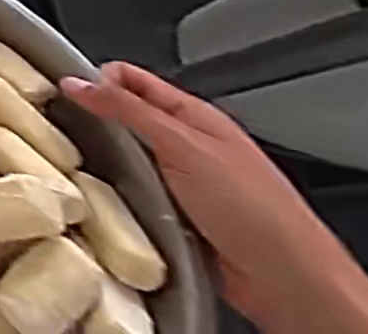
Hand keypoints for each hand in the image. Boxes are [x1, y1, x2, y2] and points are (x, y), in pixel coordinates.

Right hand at [62, 62, 367, 333]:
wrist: (297, 292)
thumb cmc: (260, 217)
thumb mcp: (183, 147)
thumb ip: (126, 108)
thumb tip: (76, 80)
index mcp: (193, 114)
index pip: (128, 76)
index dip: (97, 79)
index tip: (70, 95)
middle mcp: (187, 141)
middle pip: (122, 113)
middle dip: (95, 119)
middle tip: (69, 130)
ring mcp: (182, 176)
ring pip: (125, 152)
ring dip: (106, 157)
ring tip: (87, 164)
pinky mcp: (176, 209)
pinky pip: (133, 186)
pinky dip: (117, 187)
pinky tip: (109, 194)